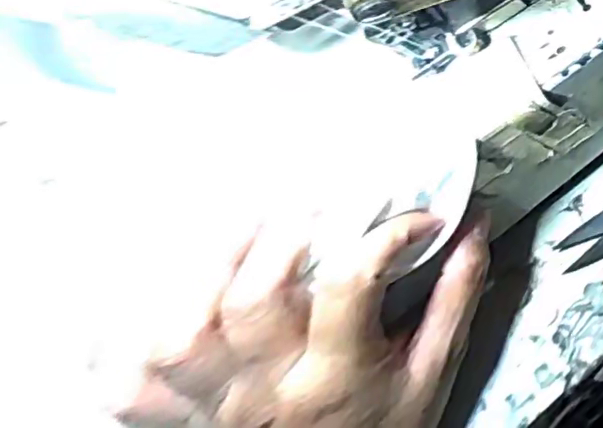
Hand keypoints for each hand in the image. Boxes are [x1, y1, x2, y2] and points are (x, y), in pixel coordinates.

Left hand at [116, 212, 488, 427]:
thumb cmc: (389, 424)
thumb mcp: (437, 365)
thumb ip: (457, 293)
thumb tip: (472, 224)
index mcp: (337, 372)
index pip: (352, 283)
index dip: (390, 234)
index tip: (426, 218)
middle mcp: (267, 387)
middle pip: (250, 302)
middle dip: (284, 237)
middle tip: (321, 202)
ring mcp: (212, 405)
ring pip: (178, 336)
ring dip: (208, 271)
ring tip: (249, 226)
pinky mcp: (180, 418)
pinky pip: (126, 385)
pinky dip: (129, 336)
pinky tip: (174, 289)